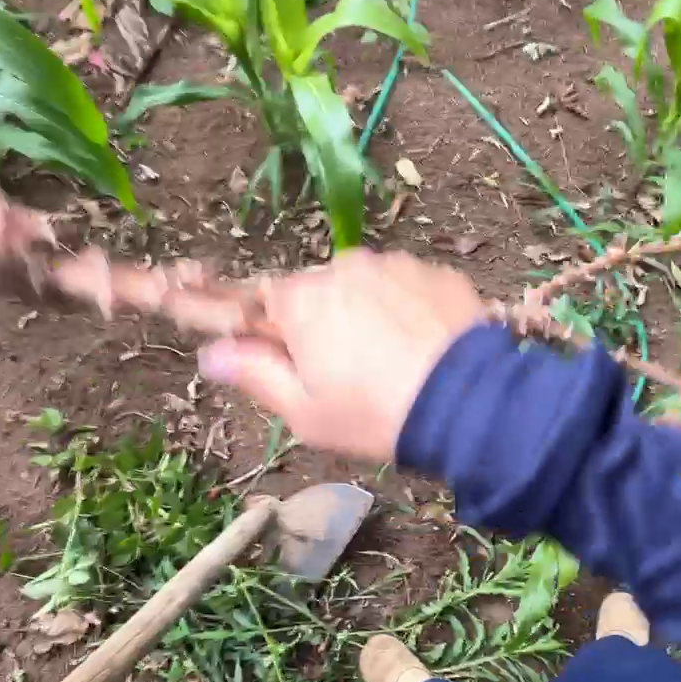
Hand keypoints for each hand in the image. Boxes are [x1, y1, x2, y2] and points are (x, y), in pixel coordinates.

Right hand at [199, 249, 489, 461]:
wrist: (470, 406)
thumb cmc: (377, 416)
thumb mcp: (307, 414)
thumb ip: (256, 376)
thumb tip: (210, 354)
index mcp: (302, 301)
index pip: (260, 303)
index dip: (268, 330)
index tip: (281, 353)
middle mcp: (344, 267)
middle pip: (317, 295)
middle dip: (325, 328)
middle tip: (352, 377)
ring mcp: (395, 265)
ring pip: (365, 290)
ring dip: (369, 318)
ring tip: (396, 367)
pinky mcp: (436, 273)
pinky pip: (407, 289)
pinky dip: (409, 314)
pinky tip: (425, 350)